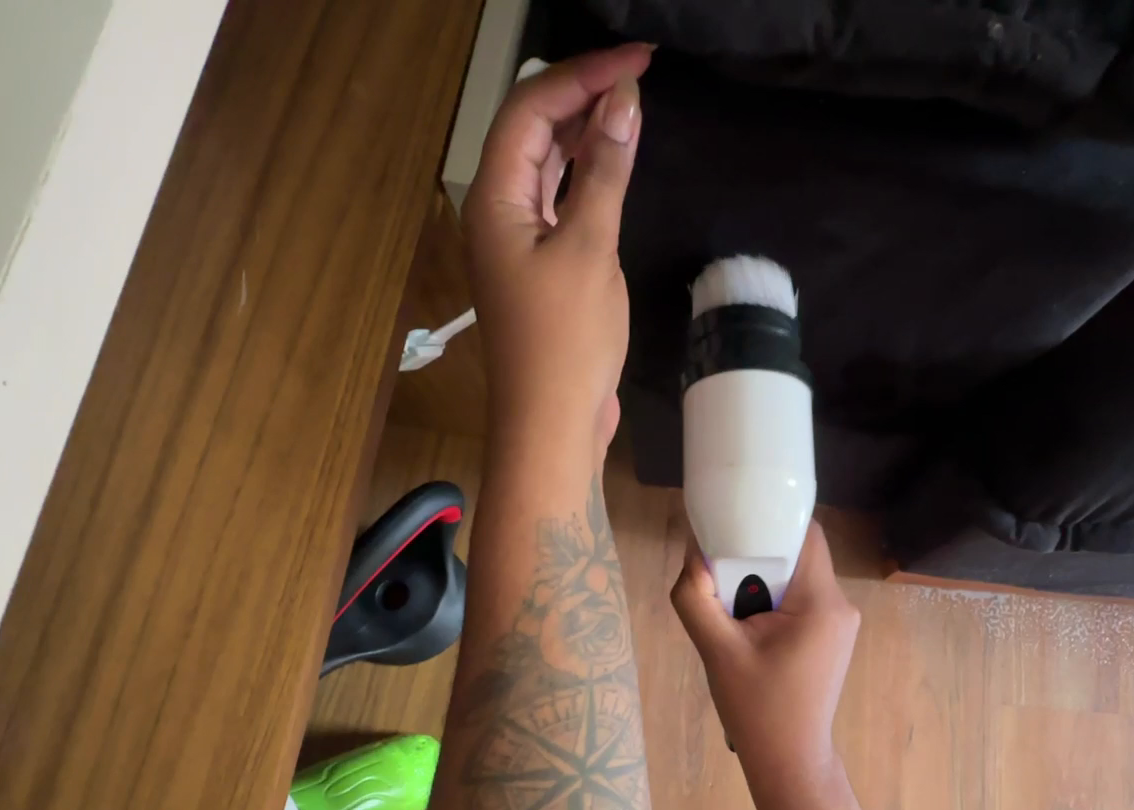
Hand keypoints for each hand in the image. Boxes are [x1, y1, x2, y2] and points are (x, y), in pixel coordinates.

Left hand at [463, 44, 651, 459]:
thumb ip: (605, 173)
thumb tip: (623, 103)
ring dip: (585, 135)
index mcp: (493, 198)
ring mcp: (519, 242)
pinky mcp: (543, 268)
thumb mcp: (590, 249)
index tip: (639, 62)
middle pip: (533, 132)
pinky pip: (559, 204)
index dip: (582, 75)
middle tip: (639, 78)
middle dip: (582, 96)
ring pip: (547, 168)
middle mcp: (497, 211)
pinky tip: (614, 168)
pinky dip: (587, 179)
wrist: (553, 423)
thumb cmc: (566, 341)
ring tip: (631, 110)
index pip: (532, 110)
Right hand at [671, 523, 860, 787]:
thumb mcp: (715, 650)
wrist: (789, 759)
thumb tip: (693, 552)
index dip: (769, 520)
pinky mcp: (833, 635)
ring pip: (800, 575)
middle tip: (723, 568)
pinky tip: (751, 622)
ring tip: (734, 601)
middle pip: (800, 553)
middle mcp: (841, 604)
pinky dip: (775, 599)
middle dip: (760, 554)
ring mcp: (842, 621)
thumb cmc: (755, 707)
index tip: (733, 522)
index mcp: (820, 602)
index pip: (804, 534)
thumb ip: (696, 596)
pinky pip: (804, 598)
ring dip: (765, 579)